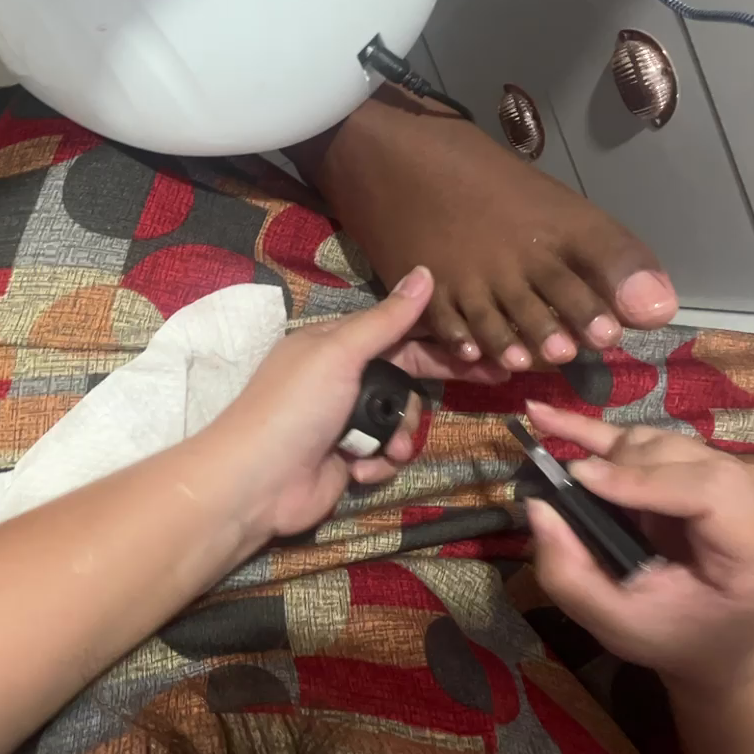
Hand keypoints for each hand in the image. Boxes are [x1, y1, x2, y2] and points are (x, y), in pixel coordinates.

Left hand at [202, 266, 507, 544]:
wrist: (257, 481)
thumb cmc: (296, 405)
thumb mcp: (340, 353)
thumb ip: (386, 319)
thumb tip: (424, 272)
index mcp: (335, 342)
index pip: (398, 328)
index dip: (441, 332)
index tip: (485, 338)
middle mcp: (342, 376)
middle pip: (407, 373)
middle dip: (438, 383)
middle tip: (496, 378)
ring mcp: (345, 419)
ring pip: (402, 418)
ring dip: (400, 434)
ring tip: (387, 446)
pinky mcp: (349, 457)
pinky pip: (386, 453)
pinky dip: (378, 461)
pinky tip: (360, 468)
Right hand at [300, 87, 676, 373]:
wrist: (389, 157)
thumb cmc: (470, 166)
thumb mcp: (547, 194)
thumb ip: (603, 250)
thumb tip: (661, 307)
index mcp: (549, 223)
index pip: (588, 272)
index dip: (601, 306)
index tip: (612, 336)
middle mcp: (511, 253)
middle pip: (544, 304)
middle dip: (558, 331)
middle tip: (567, 355)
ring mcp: (466, 274)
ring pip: (497, 323)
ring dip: (513, 345)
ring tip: (523, 362)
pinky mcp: (427, 286)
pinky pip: (449, 324)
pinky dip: (462, 342)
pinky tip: (471, 354)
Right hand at [521, 401, 753, 694]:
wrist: (722, 644)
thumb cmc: (674, 638)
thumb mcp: (614, 623)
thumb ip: (570, 573)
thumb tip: (537, 506)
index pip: (714, 493)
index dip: (643, 478)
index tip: (580, 476)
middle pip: (690, 459)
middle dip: (623, 464)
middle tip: (573, 482)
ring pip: (671, 442)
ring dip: (616, 455)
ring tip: (583, 478)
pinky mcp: (724, 467)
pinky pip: (663, 437)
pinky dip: (604, 430)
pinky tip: (547, 415)